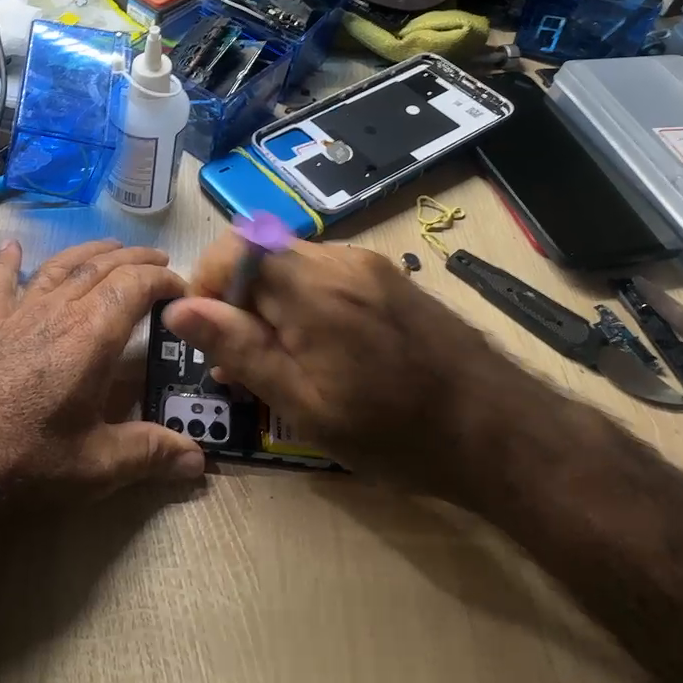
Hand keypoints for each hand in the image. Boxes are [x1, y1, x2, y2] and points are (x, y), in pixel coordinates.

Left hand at [0, 239, 205, 519]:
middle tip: (160, 264)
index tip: (185, 290)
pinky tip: (10, 249)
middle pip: (101, 268)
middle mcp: (56, 312)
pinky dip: (7, 265)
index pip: (135, 285)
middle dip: (135, 261)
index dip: (164, 281)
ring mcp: (17, 317)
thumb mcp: (96, 465)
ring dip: (89, 253)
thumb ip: (150, 455)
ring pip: (58, 268)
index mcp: (91, 334)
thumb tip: (200, 463)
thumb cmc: (24, 459)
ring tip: (112, 247)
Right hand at [161, 233, 512, 489]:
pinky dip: (304, 307)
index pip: (234, 248)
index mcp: (314, 287)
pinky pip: (326, 278)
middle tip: (240, 366)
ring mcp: (370, 267)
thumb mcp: (305, 404)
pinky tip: (321, 355)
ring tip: (280, 367)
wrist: (503, 434)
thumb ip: (240, 348)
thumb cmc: (396, 431)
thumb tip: (178, 308)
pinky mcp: (390, 280)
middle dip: (238, 303)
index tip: (208, 335)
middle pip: (261, 256)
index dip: (208, 283)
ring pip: (292, 268)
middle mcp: (340, 261)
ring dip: (271, 307)